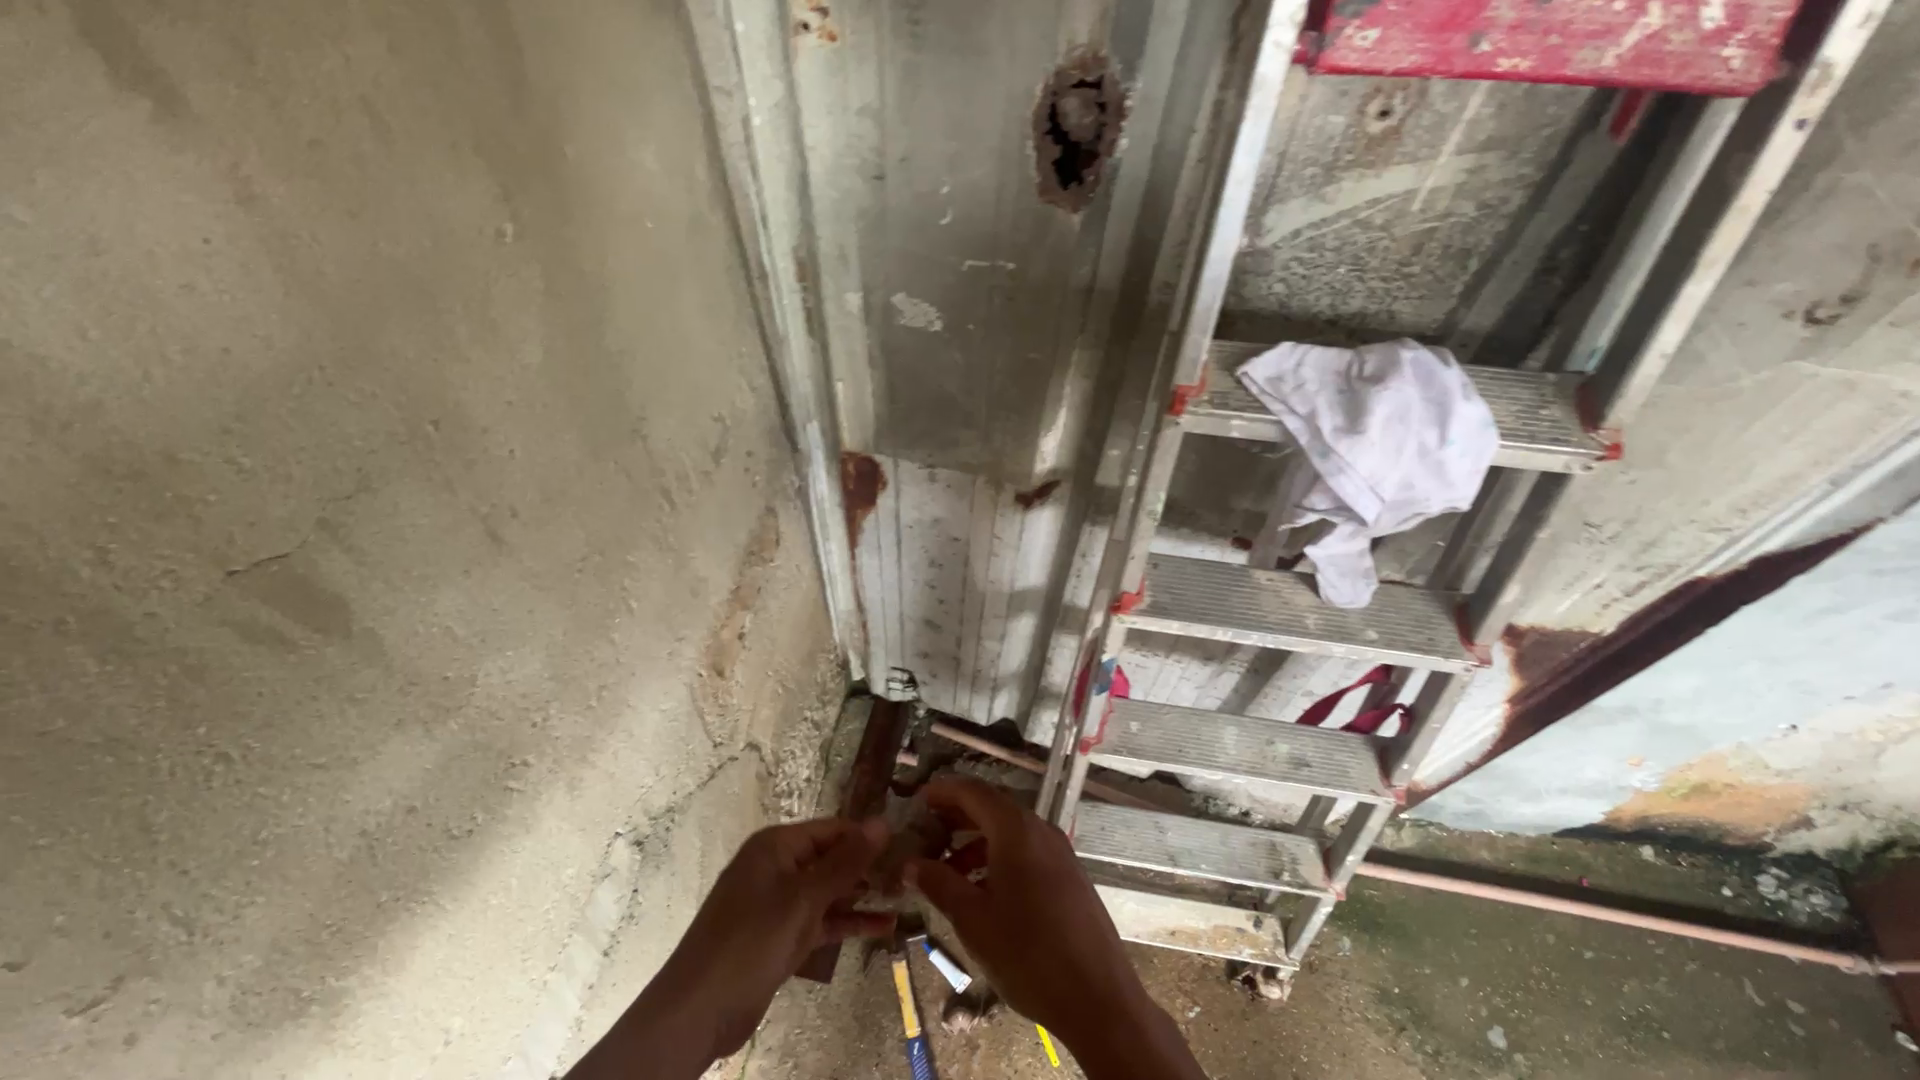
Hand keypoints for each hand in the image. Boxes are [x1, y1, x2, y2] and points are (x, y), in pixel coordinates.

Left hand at [568, 817, 893, 1079]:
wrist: (699, 1009)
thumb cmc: (750, 941)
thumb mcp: (803, 898)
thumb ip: (845, 861)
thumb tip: (883, 820)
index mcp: (776, 846)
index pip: (833, 829)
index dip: (869, 837)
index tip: (910, 846)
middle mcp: (778, 867)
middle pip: (833, 858)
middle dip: (870, 867)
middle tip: (914, 876)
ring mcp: (780, 904)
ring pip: (830, 892)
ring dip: (864, 896)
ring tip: (907, 898)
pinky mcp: (783, 936)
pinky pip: (823, 921)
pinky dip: (850, 923)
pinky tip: (886, 927)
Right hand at [904, 778, 1151, 1044]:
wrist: (1098, 998)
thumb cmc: (1027, 954)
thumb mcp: (972, 919)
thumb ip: (938, 883)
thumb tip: (910, 863)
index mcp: (1016, 830)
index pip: (972, 791)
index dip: (942, 792)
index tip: (915, 802)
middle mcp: (1040, 831)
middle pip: (992, 809)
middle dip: (955, 819)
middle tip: (923, 838)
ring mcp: (1060, 854)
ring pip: (1009, 834)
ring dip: (974, 844)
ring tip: (944, 873)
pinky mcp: (1069, 878)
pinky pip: (1026, 853)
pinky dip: (998, 860)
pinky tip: (980, 893)